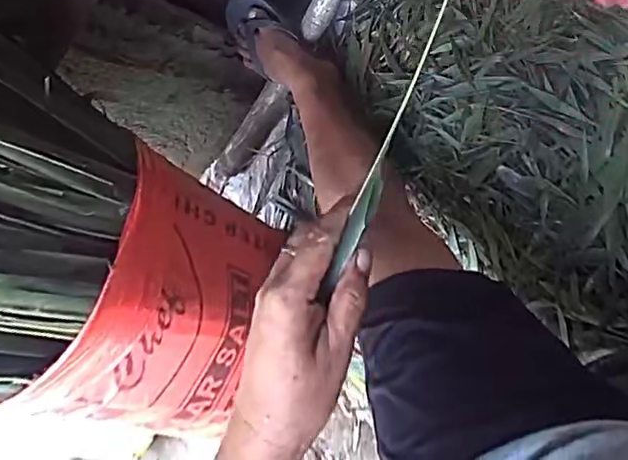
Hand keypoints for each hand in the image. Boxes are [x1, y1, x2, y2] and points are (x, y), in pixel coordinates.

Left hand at [218, 201, 371, 459]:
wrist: (262, 433)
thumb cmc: (298, 402)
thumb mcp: (338, 351)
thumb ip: (350, 297)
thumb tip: (362, 255)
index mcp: (288, 296)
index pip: (320, 238)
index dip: (343, 214)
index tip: (363, 195)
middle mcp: (271, 288)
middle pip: (306, 237)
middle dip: (336, 222)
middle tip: (365, 215)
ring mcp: (266, 294)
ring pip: (298, 248)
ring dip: (326, 238)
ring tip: (354, 242)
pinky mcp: (268, 304)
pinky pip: (293, 264)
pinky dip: (315, 255)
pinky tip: (334, 268)